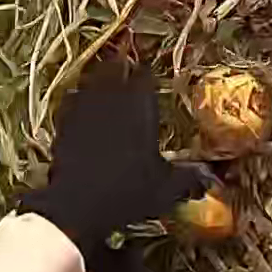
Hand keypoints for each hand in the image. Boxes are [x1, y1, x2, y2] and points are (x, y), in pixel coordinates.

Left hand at [20, 59, 205, 252]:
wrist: (78, 204)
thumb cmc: (127, 191)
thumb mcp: (165, 188)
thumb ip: (187, 177)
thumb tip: (207, 177)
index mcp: (139, 105)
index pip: (146, 75)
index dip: (149, 74)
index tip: (151, 78)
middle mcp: (112, 97)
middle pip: (115, 67)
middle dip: (121, 67)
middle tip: (127, 73)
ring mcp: (84, 105)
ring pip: (91, 79)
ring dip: (98, 78)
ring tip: (105, 85)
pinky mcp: (64, 119)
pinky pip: (71, 98)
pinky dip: (77, 98)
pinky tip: (80, 108)